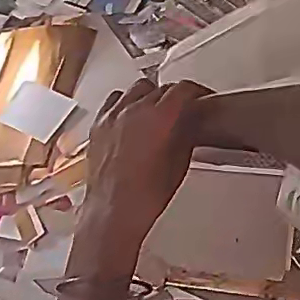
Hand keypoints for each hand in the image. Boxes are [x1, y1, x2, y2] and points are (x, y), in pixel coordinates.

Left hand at [70, 79, 208, 275]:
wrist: (114, 211)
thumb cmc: (145, 195)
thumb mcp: (179, 162)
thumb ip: (185, 135)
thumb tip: (188, 125)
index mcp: (159, 117)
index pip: (183, 89)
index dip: (196, 91)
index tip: (200, 97)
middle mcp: (133, 110)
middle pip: (161, 88)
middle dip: (176, 95)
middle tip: (184, 107)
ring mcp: (113, 116)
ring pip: (136, 89)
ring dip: (150, 95)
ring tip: (158, 109)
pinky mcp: (98, 125)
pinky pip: (114, 102)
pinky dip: (126, 103)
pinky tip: (131, 115)